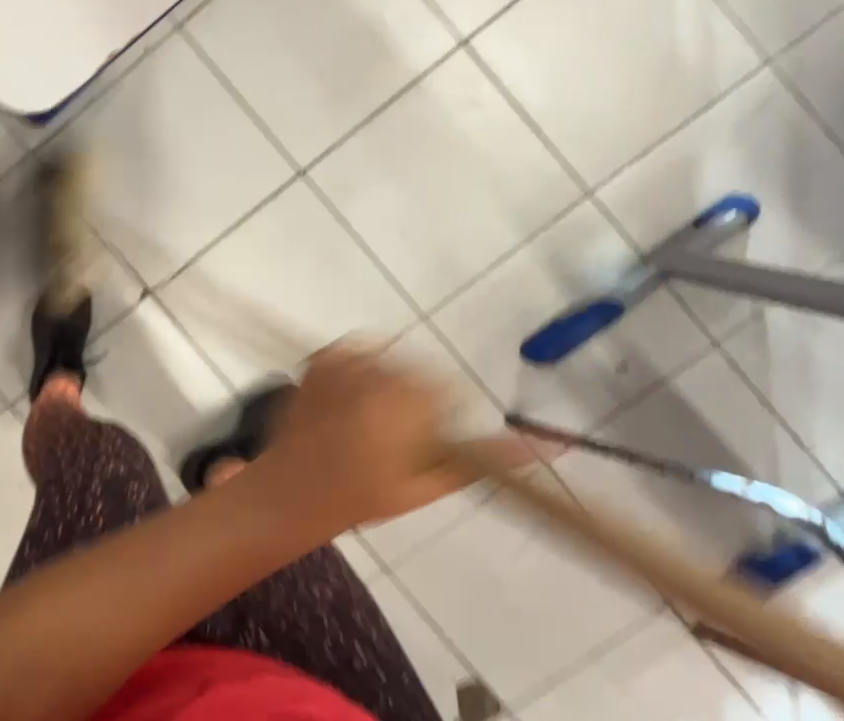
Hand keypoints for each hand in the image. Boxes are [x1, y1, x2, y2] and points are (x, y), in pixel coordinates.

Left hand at [246, 339, 533, 532]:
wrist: (293, 487)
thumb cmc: (364, 494)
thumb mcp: (431, 483)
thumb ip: (489, 459)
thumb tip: (550, 445)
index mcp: (409, 400)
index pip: (449, 390)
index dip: (444, 415)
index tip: (428, 438)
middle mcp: (377, 372)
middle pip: (419, 371)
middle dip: (416, 397)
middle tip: (396, 433)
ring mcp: (343, 362)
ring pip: (389, 359)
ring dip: (388, 381)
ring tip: (370, 419)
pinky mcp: (318, 358)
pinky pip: (353, 350)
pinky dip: (359, 368)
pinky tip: (352, 398)